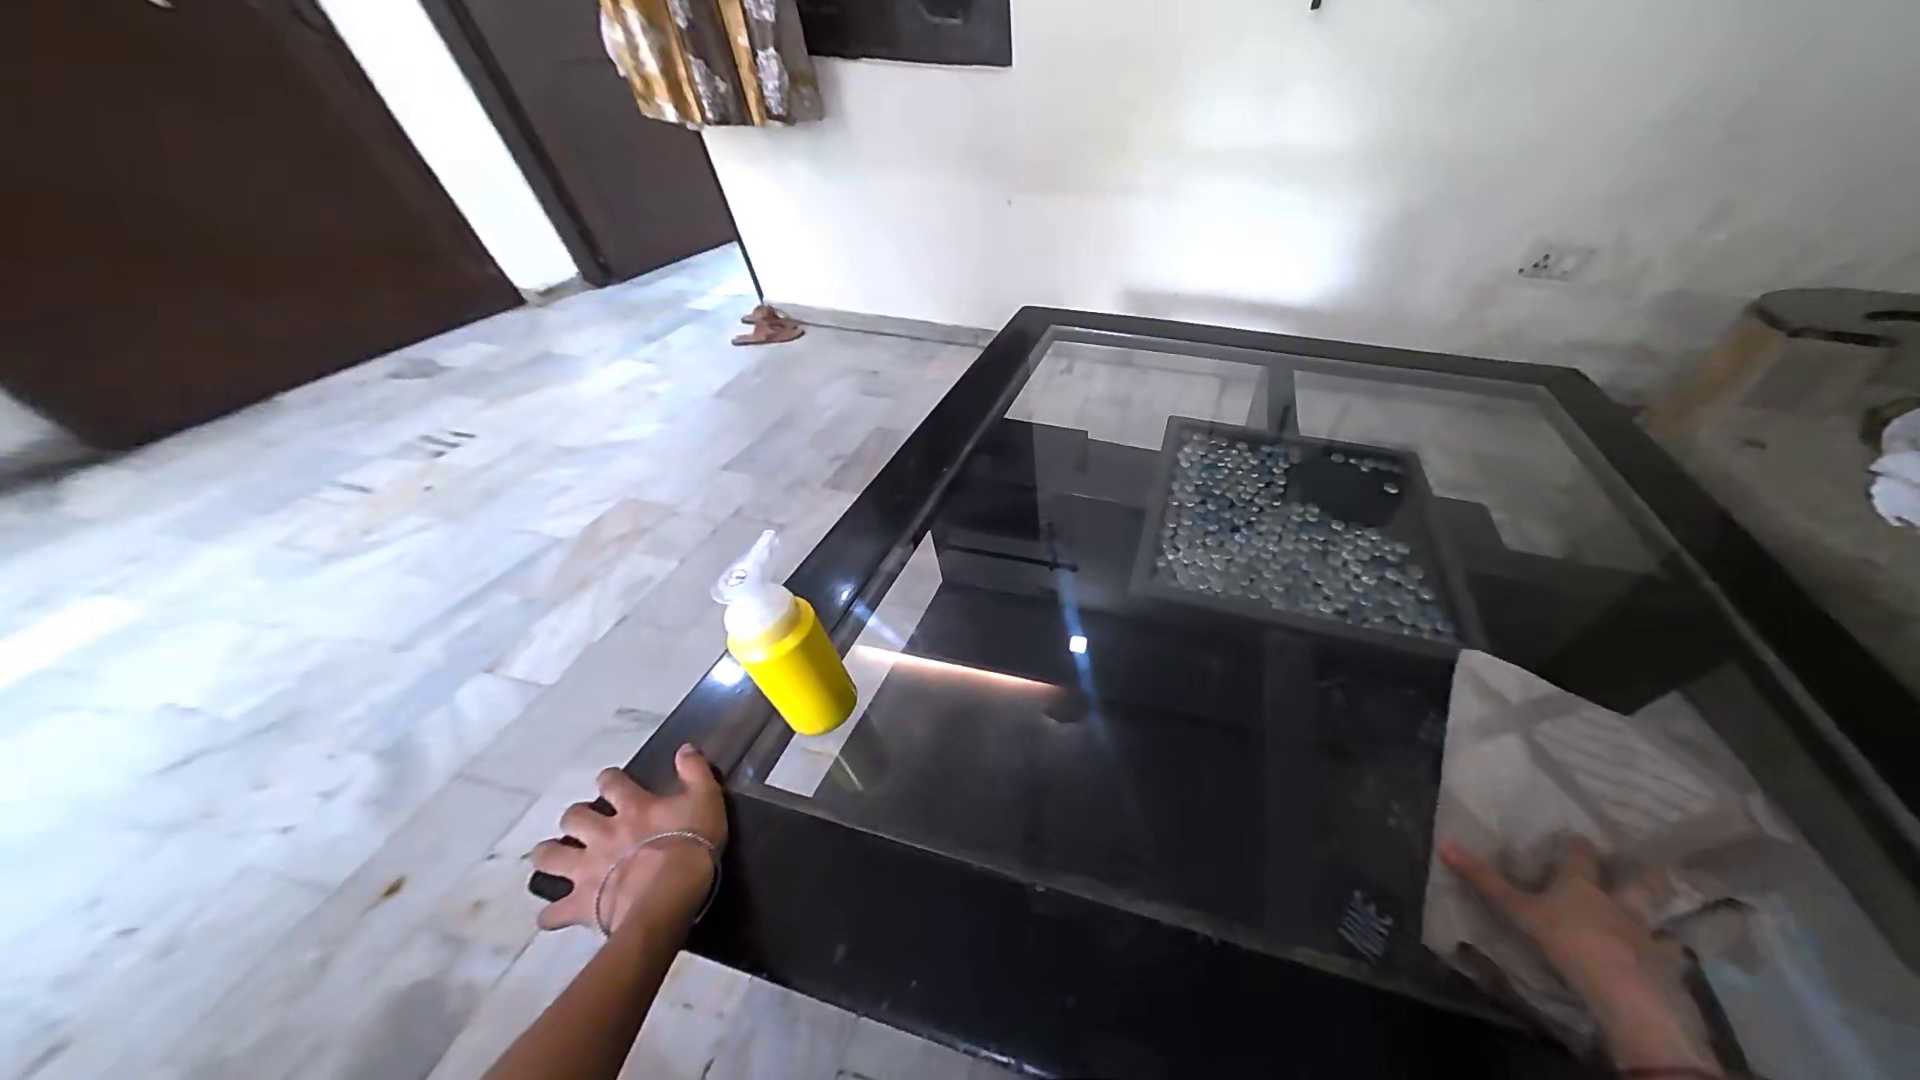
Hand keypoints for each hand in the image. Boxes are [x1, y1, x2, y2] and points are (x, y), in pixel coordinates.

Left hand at [529, 744, 726, 934]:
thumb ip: (695, 770)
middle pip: (573, 818)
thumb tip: (684, 747)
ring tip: (552, 857)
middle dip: (574, 818)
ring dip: (548, 855)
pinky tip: (554, 914)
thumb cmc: (692, 842)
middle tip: (582, 823)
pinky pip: (554, 913)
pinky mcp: (582, 903)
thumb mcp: (706, 798)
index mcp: (633, 807)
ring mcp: (587, 869)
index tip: (609, 781)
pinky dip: (552, 914)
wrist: (671, 892)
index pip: (612, 783)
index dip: (608, 779)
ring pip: (550, 857)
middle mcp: (602, 833)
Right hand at [1440, 836, 1718, 1073]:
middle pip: (1638, 884)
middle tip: (1655, 867)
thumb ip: (1484, 880)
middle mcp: (1617, 904)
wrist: (1622, 990)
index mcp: (1580, 886)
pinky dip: (1670, 958)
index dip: (1578, 846)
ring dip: (1662, 918)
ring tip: (1666, 919)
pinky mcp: (1665, 969)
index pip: (1579, 857)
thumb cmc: (1565, 939)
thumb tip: (1443, 842)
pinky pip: (1671, 959)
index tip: (1580, 836)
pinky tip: (1671, 963)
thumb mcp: (1517, 910)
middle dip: (1645, 876)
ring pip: (1659, 920)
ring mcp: (1646, 936)